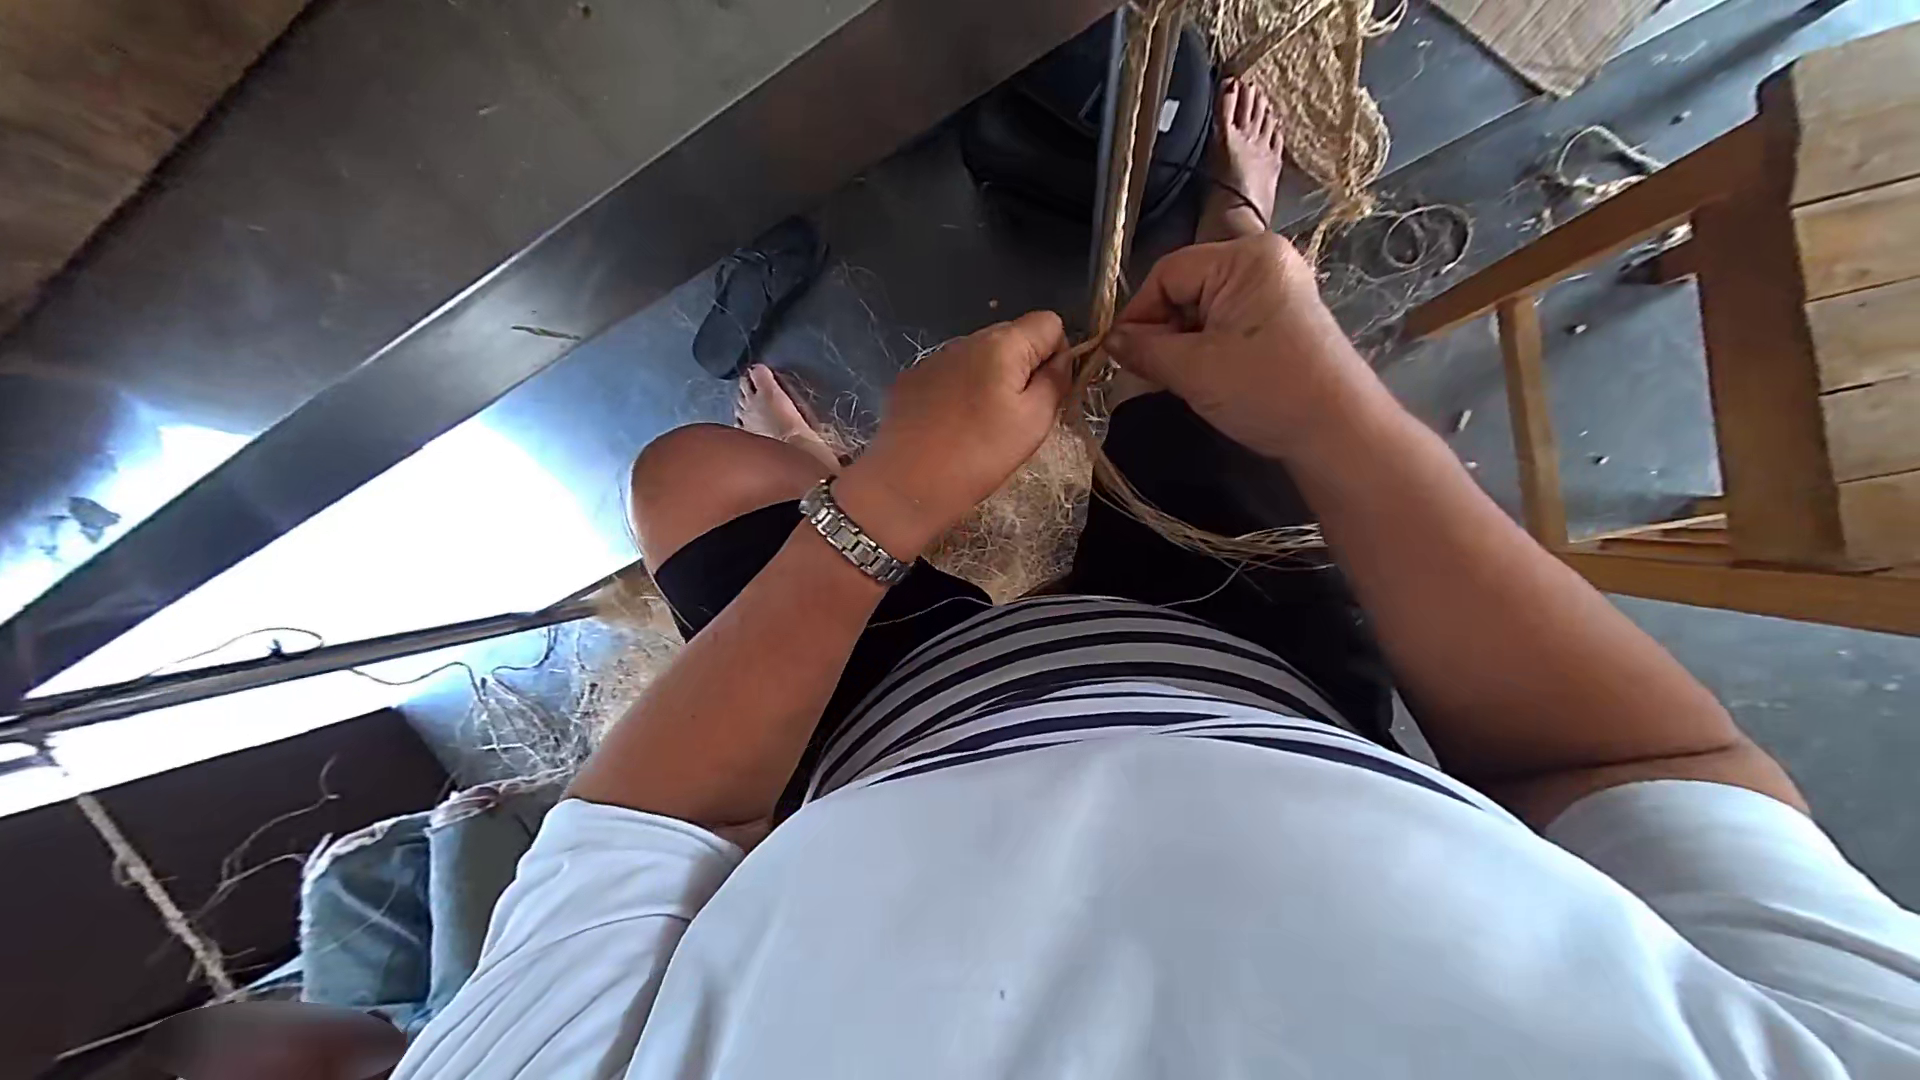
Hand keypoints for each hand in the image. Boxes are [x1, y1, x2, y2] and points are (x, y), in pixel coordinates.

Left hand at [834, 311, 1070, 556]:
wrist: (905, 486)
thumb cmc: (977, 457)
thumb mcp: (1033, 423)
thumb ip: (1055, 382)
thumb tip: (1062, 359)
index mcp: (1000, 344)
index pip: (1048, 322)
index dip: (1057, 354)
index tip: (1047, 393)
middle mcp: (964, 340)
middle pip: (1012, 338)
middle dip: (1023, 369)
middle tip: (1016, 418)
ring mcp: (933, 359)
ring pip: (979, 358)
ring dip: (990, 381)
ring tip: (980, 427)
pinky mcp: (910, 380)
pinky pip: (950, 375)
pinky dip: (959, 393)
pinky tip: (950, 427)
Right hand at [1101, 232, 1380, 459]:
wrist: (1335, 431)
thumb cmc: (1264, 391)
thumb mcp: (1192, 370)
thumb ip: (1143, 350)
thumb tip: (1108, 342)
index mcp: (1245, 258)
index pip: (1167, 273)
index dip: (1138, 313)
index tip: (1120, 354)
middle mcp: (1261, 262)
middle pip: (1184, 288)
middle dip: (1160, 330)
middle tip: (1148, 371)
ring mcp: (1272, 290)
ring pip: (1200, 309)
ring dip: (1178, 344)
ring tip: (1173, 379)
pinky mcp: (1276, 319)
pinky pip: (1221, 323)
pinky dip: (1201, 349)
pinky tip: (1197, 377)